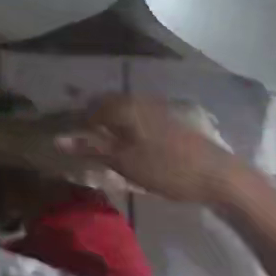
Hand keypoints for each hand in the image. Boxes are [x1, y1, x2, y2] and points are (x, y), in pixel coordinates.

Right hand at [56, 94, 251, 203]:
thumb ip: (90, 148)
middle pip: (103, 107)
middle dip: (90, 123)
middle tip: (80, 145)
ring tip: (101, 148)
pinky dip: (124, 129)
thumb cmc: (166, 168)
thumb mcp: (123, 162)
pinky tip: (126, 146)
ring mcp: (153, 107)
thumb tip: (57, 139)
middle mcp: (135, 99)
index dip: (73, 125)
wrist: (219, 176)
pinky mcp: (167, 119)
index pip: (86, 110)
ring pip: (120, 112)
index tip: (65, 143)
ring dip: (107, 126)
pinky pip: (135, 118)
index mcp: (121, 105)